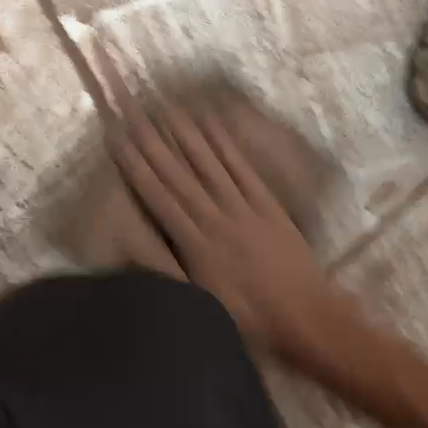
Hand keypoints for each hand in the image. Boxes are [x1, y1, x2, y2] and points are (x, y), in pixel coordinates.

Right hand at [106, 78, 348, 359]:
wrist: (312, 323)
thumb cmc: (252, 321)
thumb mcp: (201, 307)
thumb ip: (166, 274)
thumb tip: (127, 248)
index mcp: (194, 244)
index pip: (157, 196)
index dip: (134, 165)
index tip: (116, 138)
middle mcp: (214, 218)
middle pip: (176, 172)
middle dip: (151, 139)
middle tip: (132, 108)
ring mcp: (243, 208)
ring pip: (207, 163)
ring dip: (184, 132)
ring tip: (164, 105)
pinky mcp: (268, 205)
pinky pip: (241, 168)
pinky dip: (224, 143)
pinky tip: (211, 122)